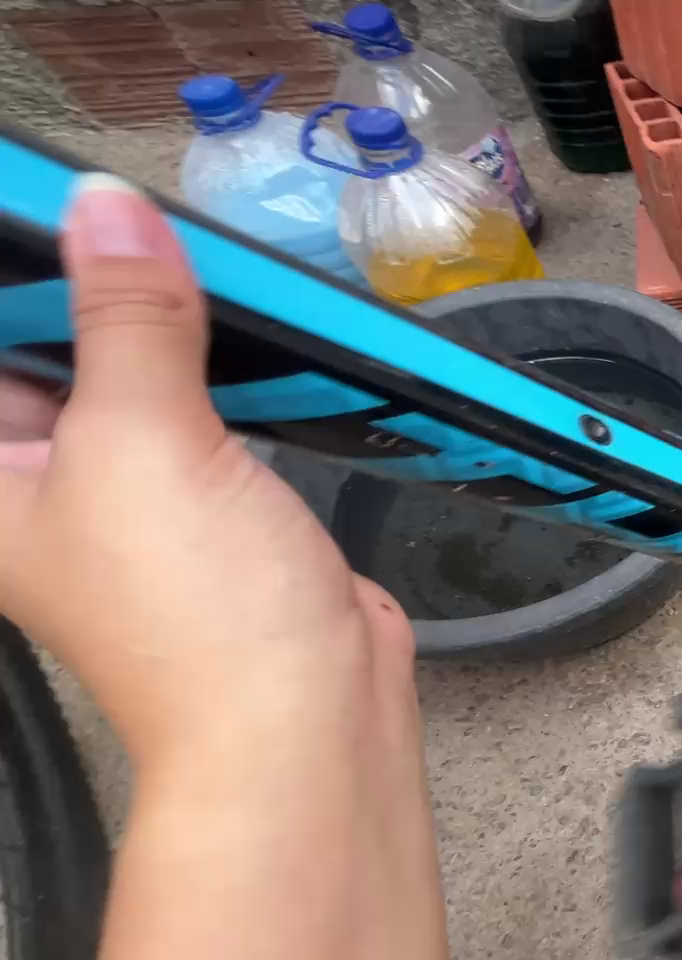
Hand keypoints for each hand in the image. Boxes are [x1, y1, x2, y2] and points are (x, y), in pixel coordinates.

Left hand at [0, 173, 409, 768]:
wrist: (308, 698)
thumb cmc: (200, 596)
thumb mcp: (150, 446)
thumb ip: (130, 325)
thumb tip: (112, 205)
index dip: (6, 265)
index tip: (51, 196)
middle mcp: (27, 470)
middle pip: (34, 344)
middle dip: (82, 280)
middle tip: (142, 216)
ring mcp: (125, 486)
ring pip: (123, 374)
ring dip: (160, 323)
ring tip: (205, 266)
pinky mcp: (210, 499)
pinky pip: (195, 413)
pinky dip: (219, 372)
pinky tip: (253, 339)